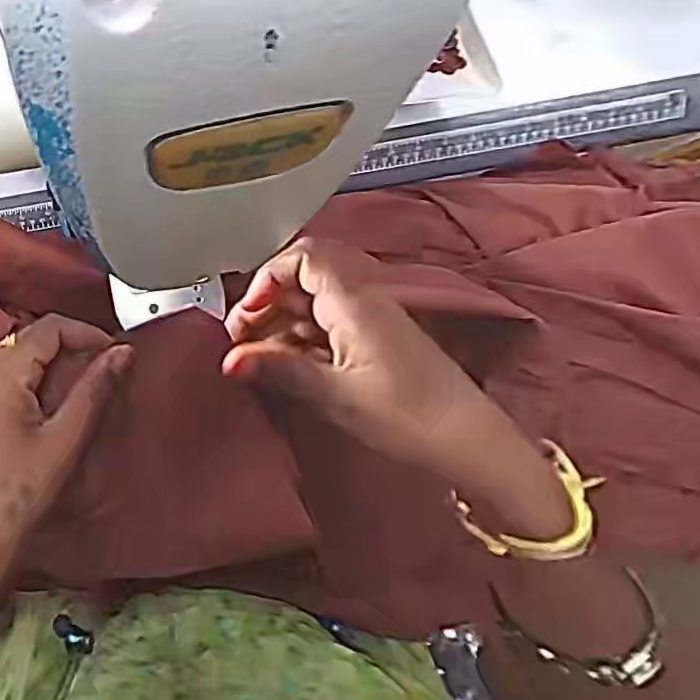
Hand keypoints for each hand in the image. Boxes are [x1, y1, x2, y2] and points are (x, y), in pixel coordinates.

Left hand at [0, 315, 134, 572]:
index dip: (87, 332)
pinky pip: (12, 372)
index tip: (116, 352)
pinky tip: (59, 399)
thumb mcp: (65, 437)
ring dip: (59, 361)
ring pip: (24, 352)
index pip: (49, 328)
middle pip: (35, 336)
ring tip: (89, 383)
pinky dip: (40, 376)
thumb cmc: (19, 492)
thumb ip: (94, 388)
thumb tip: (123, 352)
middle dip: (74, 345)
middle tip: (107, 368)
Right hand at [223, 239, 565, 531]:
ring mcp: (371, 318)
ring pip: (312, 301)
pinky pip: (327, 322)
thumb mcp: (334, 394)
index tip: (246, 317)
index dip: (265, 279)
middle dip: (266, 303)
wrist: (469, 442)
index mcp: (355, 300)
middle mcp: (363, 299)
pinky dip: (300, 337)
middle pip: (303, 277)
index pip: (301, 257)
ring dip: (280, 322)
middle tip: (242, 340)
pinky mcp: (375, 338)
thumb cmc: (409, 416)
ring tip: (258, 358)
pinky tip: (288, 365)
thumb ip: (279, 370)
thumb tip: (230, 361)